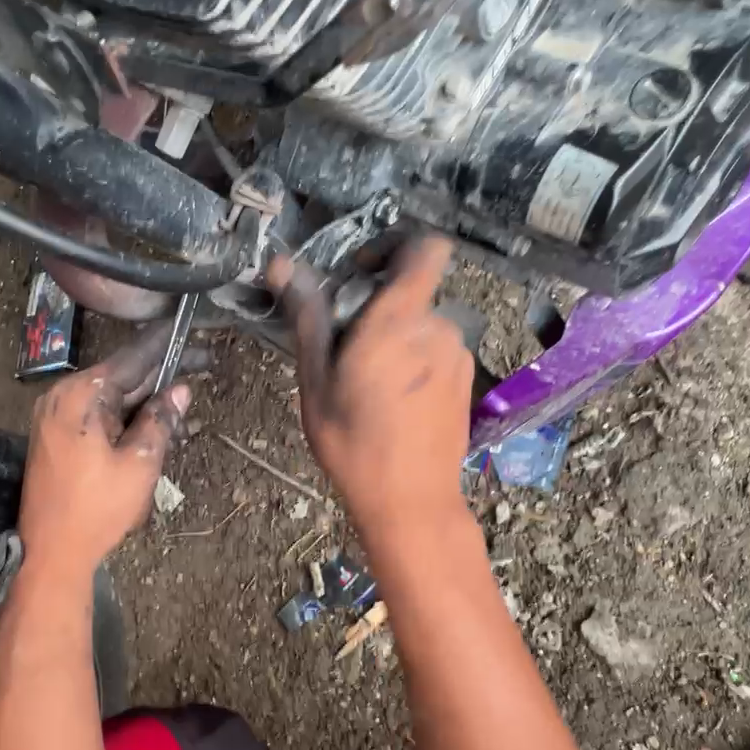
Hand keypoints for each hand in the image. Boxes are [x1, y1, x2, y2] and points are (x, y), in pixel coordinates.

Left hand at [17, 326, 189, 578]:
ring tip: (181, 411)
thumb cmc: (98, 507)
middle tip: (200, 367)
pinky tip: (151, 427)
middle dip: (160, 378)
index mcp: (81, 394)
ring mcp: (54, 415)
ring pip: (110, 398)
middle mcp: (62, 396)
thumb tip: (180, 389)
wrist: (50, 551)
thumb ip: (161, 420)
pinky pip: (96, 415)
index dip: (167, 346)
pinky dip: (124, 418)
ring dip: (144, 403)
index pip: (133, 358)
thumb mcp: (140, 463)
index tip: (191, 332)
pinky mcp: (54, 435)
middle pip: (121, 377)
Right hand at [267, 235, 472, 537]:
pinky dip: (416, 361)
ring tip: (369, 384)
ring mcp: (457, 354)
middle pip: (411, 292)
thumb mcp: (316, 382)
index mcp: (398, 320)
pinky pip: (437, 350)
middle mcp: (437, 328)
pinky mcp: (466, 379)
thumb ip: (307, 317)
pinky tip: (395, 401)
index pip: (422, 248)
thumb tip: (283, 265)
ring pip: (422, 325)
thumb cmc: (353, 445)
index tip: (359, 274)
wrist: (411, 502)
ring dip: (397, 339)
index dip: (392, 248)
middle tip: (347, 350)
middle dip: (379, 309)